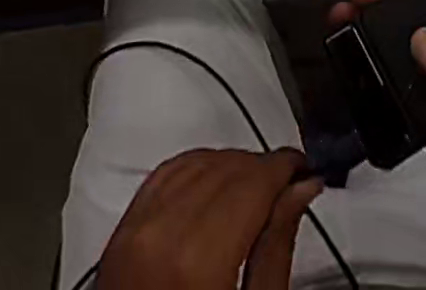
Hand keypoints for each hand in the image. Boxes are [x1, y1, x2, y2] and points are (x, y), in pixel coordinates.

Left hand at [98, 148, 323, 289]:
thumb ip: (276, 248)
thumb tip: (300, 189)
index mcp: (198, 262)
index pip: (251, 182)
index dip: (284, 167)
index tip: (305, 168)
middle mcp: (161, 234)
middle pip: (224, 169)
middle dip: (262, 169)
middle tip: (289, 184)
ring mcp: (134, 229)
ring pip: (195, 162)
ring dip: (231, 166)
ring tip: (257, 187)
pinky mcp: (121, 230)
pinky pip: (165, 174)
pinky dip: (195, 168)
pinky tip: (216, 182)